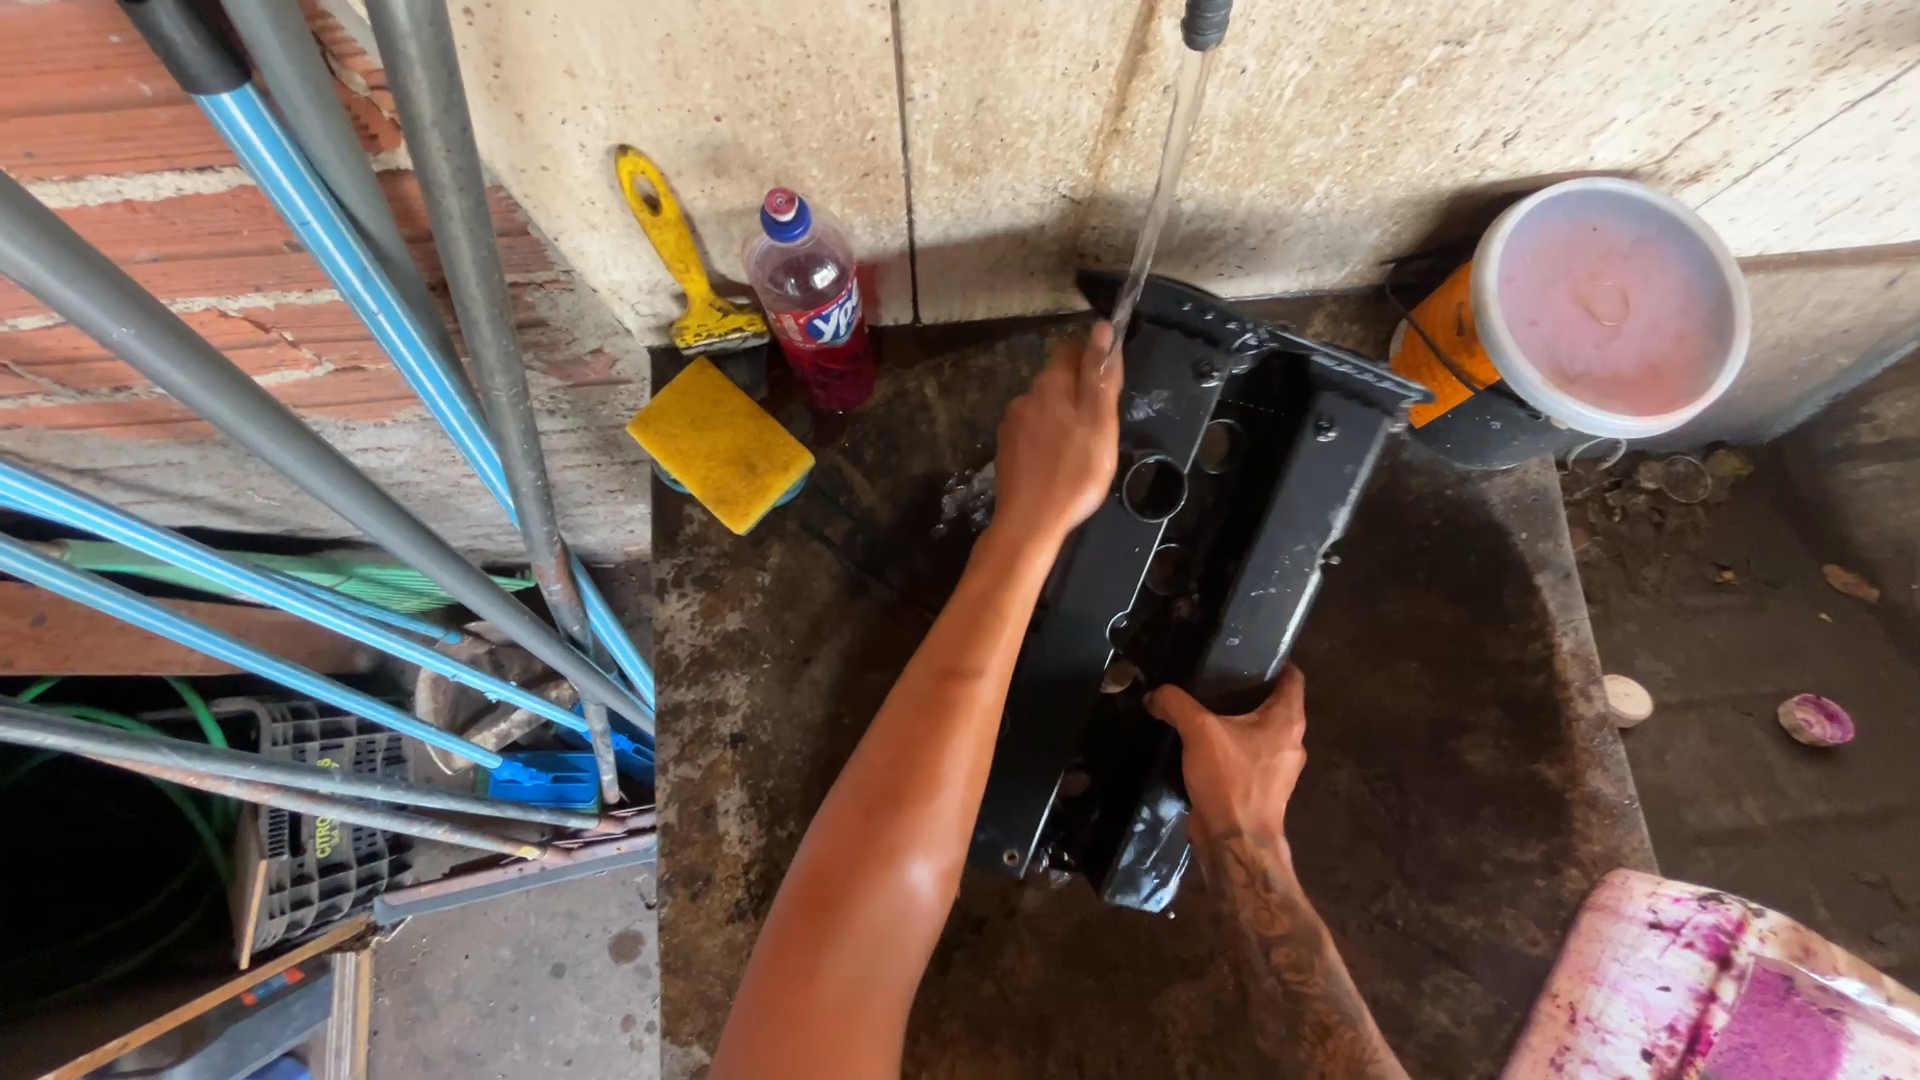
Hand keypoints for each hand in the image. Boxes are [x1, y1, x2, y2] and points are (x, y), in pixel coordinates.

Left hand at [991, 322, 1122, 547]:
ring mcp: (1011, 425)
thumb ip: (1099, 374)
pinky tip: (1058, 461)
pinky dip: (1048, 438)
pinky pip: (1032, 432)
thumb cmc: (1074, 472)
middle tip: (1102, 423)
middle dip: (1079, 392)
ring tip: (1082, 447)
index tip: (1109, 381)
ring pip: (1044, 408)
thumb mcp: (1099, 421)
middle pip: (1057, 380)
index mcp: (1049, 385)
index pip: (1070, 349)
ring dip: (1063, 417)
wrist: (1029, 521)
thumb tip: (1102, 327)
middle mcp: (1024, 398)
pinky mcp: (1006, 450)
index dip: (1093, 356)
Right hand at [1146, 665, 1307, 848]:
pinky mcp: (1260, 789)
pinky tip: (1201, 745)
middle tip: (1215, 677)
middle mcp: (1290, 743)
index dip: (1276, 662)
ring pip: (1259, 733)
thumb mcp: (1198, 730)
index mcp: (1287, 721)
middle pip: (1274, 705)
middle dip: (1249, 690)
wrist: (1235, 842)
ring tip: (1204, 709)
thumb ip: (1175, 703)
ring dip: (1237, 722)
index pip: (1293, 679)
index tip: (1250, 651)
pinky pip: (1247, 757)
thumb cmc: (1230, 780)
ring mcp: (1277, 769)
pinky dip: (1229, 747)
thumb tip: (1154, 695)